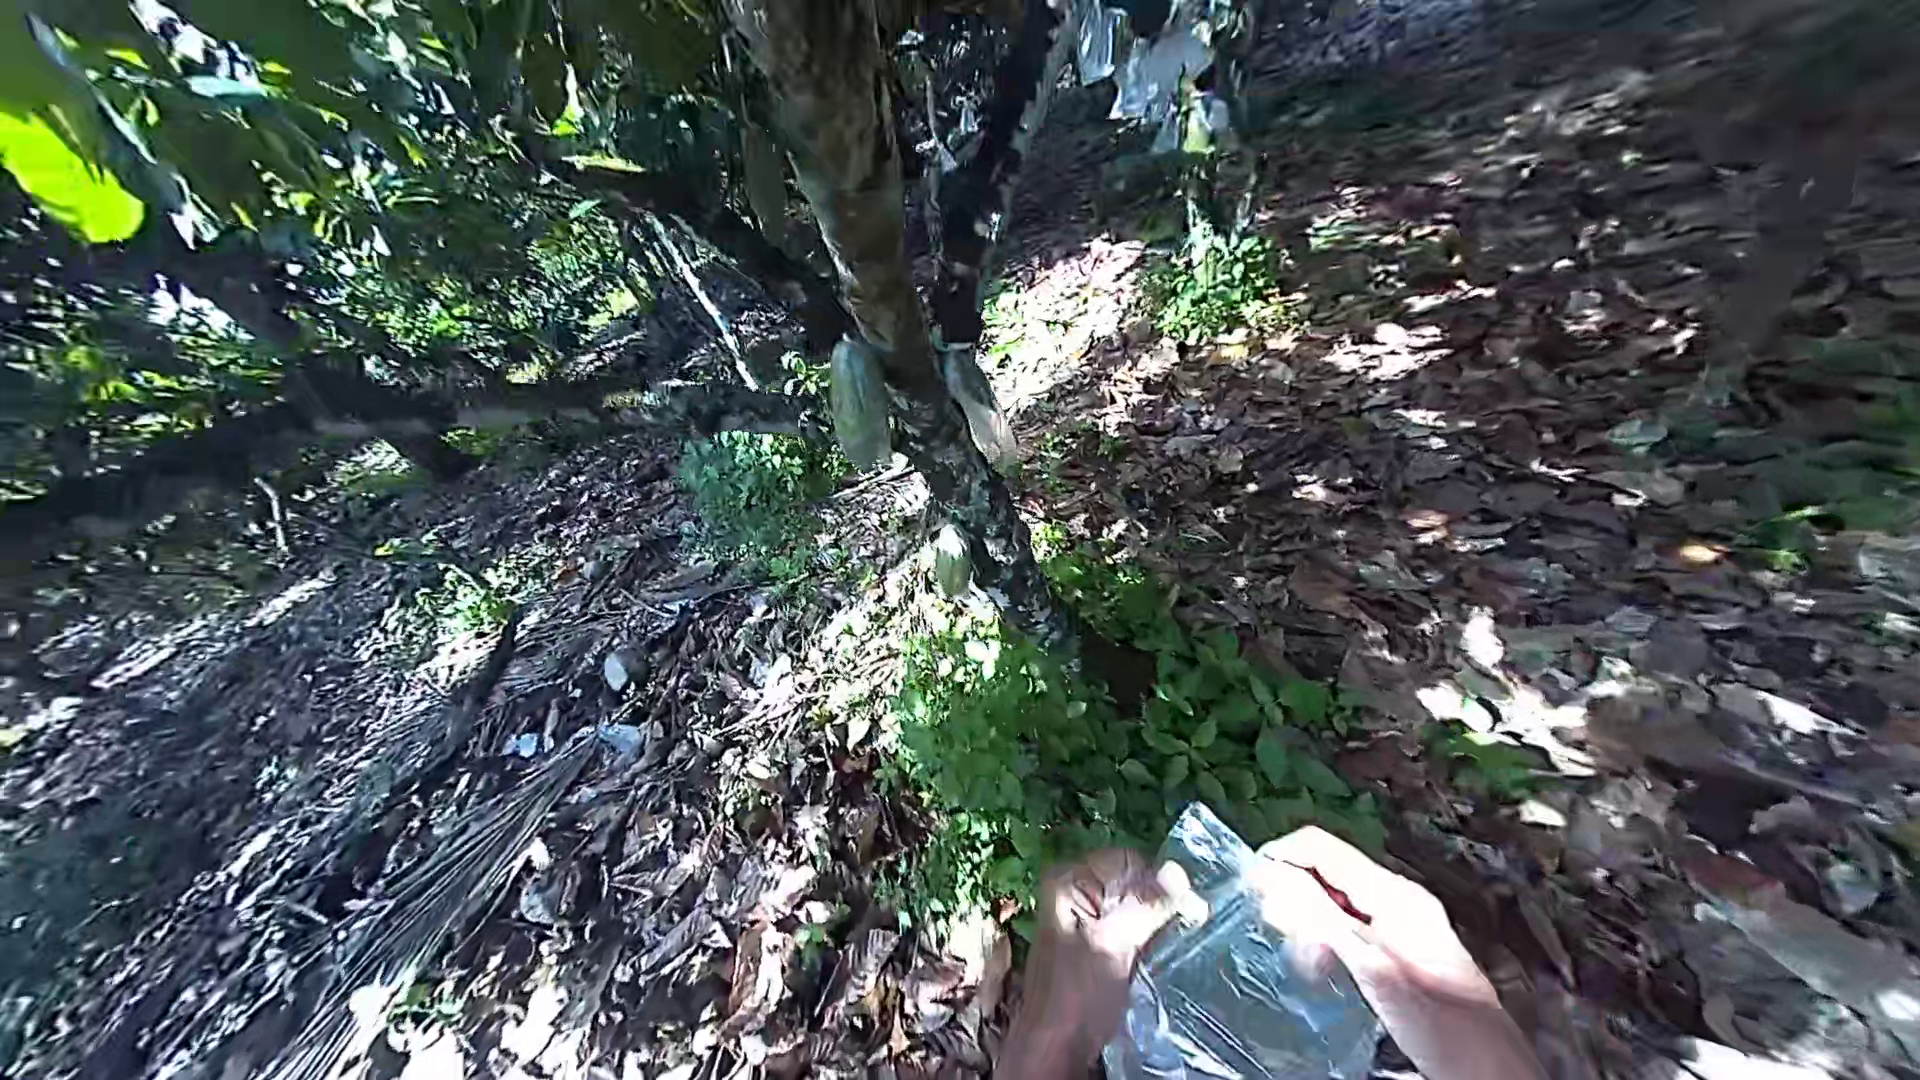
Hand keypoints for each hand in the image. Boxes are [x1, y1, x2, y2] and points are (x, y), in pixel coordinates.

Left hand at [998, 850, 1178, 1079]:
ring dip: (1156, 919)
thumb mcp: (1113, 945)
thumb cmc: (1077, 993)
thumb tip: (1178, 871)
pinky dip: (1147, 934)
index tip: (1188, 902)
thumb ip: (1145, 906)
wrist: (1054, 1048)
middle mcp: (1074, 889)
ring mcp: (1083, 915)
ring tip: (1183, 935)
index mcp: (1069, 879)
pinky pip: (1128, 925)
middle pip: (1127, 880)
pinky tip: (1164, 949)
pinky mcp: (1096, 941)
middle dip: (1158, 898)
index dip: (1155, 877)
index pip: (1123, 860)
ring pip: (1132, 904)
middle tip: (1191, 918)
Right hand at [1251, 828, 1541, 1079]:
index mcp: (1392, 891)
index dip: (1280, 855)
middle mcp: (1393, 896)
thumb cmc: (1441, 1026)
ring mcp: (1397, 920)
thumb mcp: (1373, 968)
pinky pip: (1343, 922)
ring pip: (1329, 897)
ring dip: (1303, 918)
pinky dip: (1321, 935)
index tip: (1250, 885)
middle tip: (1273, 928)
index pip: (1318, 845)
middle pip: (1322, 870)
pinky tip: (1317, 965)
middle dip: (1290, 891)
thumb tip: (1269, 873)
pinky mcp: (1395, 946)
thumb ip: (1320, 916)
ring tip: (1299, 955)